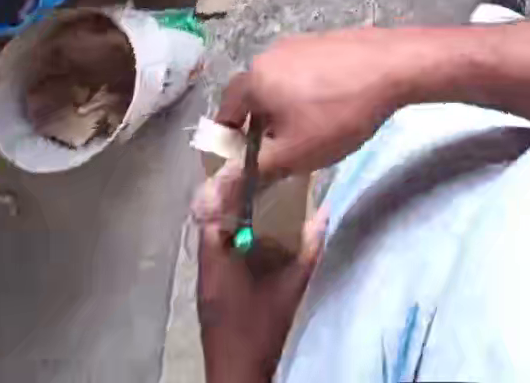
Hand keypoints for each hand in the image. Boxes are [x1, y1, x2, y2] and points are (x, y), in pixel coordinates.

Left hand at [195, 162, 327, 382]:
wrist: (239, 378)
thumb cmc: (261, 330)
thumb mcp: (291, 288)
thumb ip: (309, 248)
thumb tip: (325, 212)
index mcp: (215, 257)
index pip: (212, 206)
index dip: (228, 184)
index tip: (248, 168)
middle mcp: (204, 264)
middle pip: (212, 216)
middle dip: (233, 196)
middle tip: (258, 179)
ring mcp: (205, 280)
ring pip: (214, 235)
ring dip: (233, 217)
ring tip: (259, 199)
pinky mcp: (210, 293)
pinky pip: (218, 252)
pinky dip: (234, 238)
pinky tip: (255, 236)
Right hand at [213, 28, 418, 181]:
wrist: (393, 67)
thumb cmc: (336, 114)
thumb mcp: (290, 154)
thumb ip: (247, 176)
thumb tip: (204, 203)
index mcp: (253, 78)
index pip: (225, 113)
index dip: (230, 143)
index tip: (245, 166)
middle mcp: (269, 54)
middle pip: (252, 97)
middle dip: (259, 128)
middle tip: (279, 154)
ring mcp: (298, 43)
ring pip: (278, 84)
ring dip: (283, 110)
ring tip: (307, 134)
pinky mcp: (324, 41)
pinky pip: (302, 72)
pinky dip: (306, 93)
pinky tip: (330, 109)